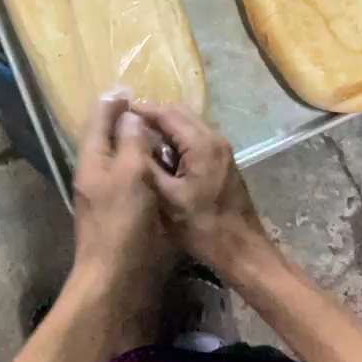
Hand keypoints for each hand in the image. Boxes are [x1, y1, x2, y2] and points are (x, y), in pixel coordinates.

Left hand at [69, 96, 164, 294]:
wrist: (113, 281)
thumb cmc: (123, 225)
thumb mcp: (131, 175)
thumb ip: (132, 142)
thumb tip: (130, 115)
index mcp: (93, 160)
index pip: (98, 119)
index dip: (113, 102)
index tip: (132, 88)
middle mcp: (94, 173)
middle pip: (106, 137)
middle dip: (124, 120)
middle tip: (149, 108)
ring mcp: (104, 195)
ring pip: (119, 158)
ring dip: (135, 142)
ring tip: (159, 133)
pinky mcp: (118, 213)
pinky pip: (129, 178)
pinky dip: (142, 166)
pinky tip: (161, 168)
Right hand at [135, 103, 272, 277]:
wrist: (242, 250)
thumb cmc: (203, 227)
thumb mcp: (168, 199)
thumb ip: (148, 165)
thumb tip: (130, 137)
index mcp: (201, 144)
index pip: (167, 113)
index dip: (142, 110)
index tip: (118, 113)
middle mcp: (214, 138)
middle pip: (179, 113)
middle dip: (153, 116)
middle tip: (126, 125)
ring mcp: (222, 149)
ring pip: (189, 124)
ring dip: (166, 126)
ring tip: (140, 138)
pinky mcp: (223, 160)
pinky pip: (196, 137)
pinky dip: (178, 138)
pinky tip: (162, 154)